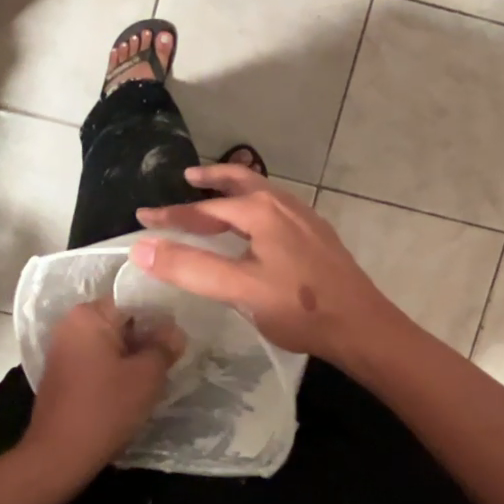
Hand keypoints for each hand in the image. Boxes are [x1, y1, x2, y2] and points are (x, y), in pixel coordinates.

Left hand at [23, 298, 182, 473]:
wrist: (58, 456)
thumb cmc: (105, 408)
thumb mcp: (146, 376)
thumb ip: (164, 347)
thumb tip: (174, 331)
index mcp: (89, 314)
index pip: (134, 300)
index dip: (160, 316)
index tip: (179, 335)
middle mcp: (71, 323)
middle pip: (121, 319)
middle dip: (147, 336)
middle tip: (171, 357)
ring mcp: (64, 348)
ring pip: (110, 341)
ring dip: (132, 354)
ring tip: (156, 374)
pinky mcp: (63, 371)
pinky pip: (97, 358)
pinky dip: (115, 367)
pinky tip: (132, 387)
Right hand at [131, 164, 405, 362]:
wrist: (362, 326)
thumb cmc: (298, 308)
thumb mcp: (238, 290)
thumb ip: (189, 267)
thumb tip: (141, 247)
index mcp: (261, 210)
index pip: (205, 208)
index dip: (172, 214)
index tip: (143, 217)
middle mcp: (283, 204)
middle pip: (240, 182)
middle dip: (212, 179)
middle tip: (188, 177)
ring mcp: (305, 218)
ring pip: (262, 192)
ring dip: (235, 189)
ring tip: (218, 195)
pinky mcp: (317, 235)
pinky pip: (277, 207)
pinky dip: (255, 204)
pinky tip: (257, 228)